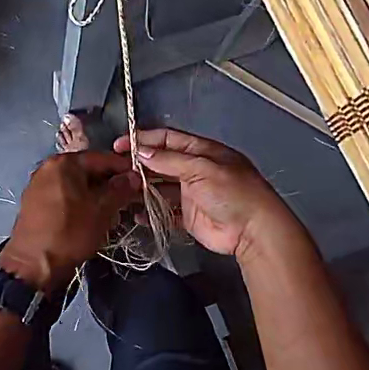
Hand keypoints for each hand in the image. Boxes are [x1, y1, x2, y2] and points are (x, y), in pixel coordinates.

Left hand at [0, 150, 140, 291]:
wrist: (33, 266)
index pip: (103, 159)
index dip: (126, 170)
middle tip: (131, 200)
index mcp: (64, 163)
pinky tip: (94, 218)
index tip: (143, 182)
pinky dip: (82, 203)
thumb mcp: (102, 210)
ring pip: (79, 185)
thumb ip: (121, 189)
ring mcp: (40, 185)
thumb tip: (135, 176)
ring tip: (115, 213)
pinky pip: (66, 196)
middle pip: (90, 171)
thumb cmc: (70, 233)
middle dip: (112, 185)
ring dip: (98, 196)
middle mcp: (49, 168)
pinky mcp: (37, 203)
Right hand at [115, 128, 302, 260]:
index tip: (121, 144)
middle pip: (162, 163)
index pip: (168, 139)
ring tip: (121, 190)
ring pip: (161, 188)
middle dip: (140, 165)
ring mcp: (192, 194)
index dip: (144, 140)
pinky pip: (166, 213)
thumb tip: (143, 152)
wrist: (252, 229)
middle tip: (116, 170)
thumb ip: (171, 161)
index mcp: (202, 152)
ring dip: (142, 189)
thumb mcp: (202, 169)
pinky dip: (151, 213)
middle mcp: (195, 170)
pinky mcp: (189, 217)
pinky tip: (136, 214)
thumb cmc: (233, 193)